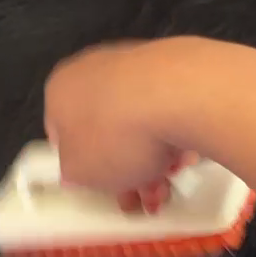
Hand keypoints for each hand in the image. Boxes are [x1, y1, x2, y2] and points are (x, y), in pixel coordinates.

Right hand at [43, 37, 255, 210]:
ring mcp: (149, 57)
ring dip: (154, 157)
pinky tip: (194, 154)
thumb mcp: (81, 172)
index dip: (82, 170)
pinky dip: (181, 134)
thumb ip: (73, 172)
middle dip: (124, 168)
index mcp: (65, 84)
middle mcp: (103, 63)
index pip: (60, 132)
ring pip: (145, 119)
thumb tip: (85, 169)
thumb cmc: (123, 136)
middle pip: (107, 126)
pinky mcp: (191, 59)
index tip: (106, 193)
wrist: (194, 92)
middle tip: (142, 199)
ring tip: (171, 184)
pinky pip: (177, 107)